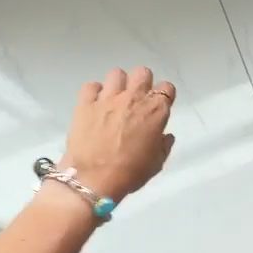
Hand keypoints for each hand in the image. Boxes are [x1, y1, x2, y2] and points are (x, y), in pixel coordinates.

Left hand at [56, 67, 176, 201]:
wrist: (93, 180)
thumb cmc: (130, 173)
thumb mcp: (157, 162)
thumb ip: (163, 145)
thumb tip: (164, 136)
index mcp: (155, 111)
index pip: (167, 87)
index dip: (163, 96)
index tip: (158, 106)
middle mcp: (134, 98)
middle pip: (142, 72)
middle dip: (142, 83)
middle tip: (136, 100)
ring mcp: (108, 98)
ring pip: (117, 73)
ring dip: (118, 84)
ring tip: (114, 100)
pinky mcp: (85, 103)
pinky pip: (91, 86)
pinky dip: (94, 93)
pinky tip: (95, 105)